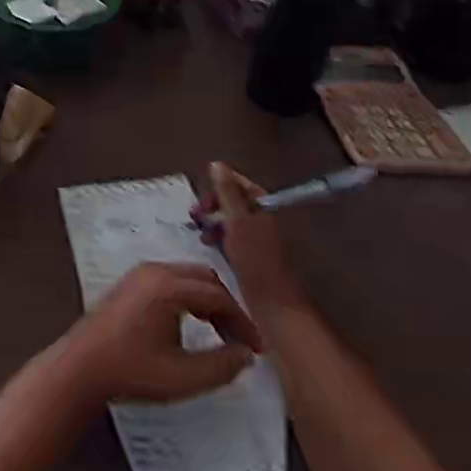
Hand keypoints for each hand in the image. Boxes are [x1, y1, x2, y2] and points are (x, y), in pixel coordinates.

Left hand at [53, 262, 261, 405]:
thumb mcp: (184, 376)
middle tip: (241, 341)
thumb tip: (246, 355)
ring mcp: (138, 274)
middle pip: (203, 278)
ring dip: (208, 301)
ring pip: (186, 277)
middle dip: (227, 307)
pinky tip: (192, 325)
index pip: (218, 296)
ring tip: (222, 336)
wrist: (81, 366)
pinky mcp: (129, 284)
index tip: (258, 349)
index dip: (243, 322)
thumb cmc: (132, 370)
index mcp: (168, 286)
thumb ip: (222, 366)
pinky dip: (188, 298)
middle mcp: (153, 271)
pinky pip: (169, 281)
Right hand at [193, 162, 305, 312]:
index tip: (201, 196)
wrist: (274, 306)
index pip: (241, 184)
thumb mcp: (238, 221)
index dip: (221, 185)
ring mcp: (257, 241)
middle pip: (234, 202)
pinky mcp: (251, 259)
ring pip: (230, 222)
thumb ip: (228, 192)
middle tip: (195, 215)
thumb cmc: (256, 260)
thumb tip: (216, 164)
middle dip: (213, 204)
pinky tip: (209, 248)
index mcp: (263, 208)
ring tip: (200, 233)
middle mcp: (261, 221)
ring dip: (213, 222)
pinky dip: (218, 239)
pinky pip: (230, 239)